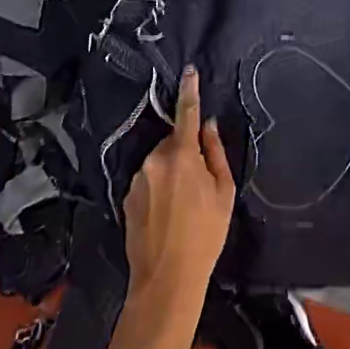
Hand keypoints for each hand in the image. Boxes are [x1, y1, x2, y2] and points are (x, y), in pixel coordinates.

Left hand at [124, 66, 235, 310]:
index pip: (186, 114)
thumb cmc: (205, 234)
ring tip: (184, 205)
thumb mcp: (224, 192)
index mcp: (182, 156)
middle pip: (173, 142)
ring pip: (159, 163)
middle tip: (201, 182)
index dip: (190, 91)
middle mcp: (154, 161)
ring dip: (172, 171)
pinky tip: (167, 214)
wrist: (167, 277)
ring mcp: (136, 179)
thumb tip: (208, 126)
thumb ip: (216, 153)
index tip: (190, 71)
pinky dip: (159, 187)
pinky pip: (148, 180)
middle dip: (186, 152)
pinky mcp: (125, 197)